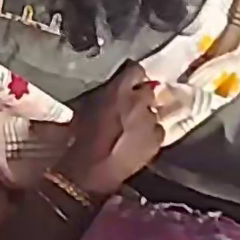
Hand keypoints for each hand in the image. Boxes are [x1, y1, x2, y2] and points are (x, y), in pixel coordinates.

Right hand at [54, 61, 164, 197]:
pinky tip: (140, 139)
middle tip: (131, 105)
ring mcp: (150, 121)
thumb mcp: (87, 103)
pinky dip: (151, 132)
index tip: (129, 80)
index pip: (136, 69)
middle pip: (149, 90)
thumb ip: (105, 91)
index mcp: (119, 88)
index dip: (133, 76)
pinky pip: (159, 130)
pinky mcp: (156, 141)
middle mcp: (138, 100)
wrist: (91, 169)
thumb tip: (112, 89)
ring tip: (134, 125)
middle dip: (141, 96)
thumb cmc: (81, 135)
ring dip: (145, 115)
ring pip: (153, 111)